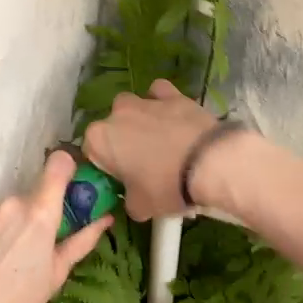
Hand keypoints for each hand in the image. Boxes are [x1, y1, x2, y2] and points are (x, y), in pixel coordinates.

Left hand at [0, 150, 110, 302]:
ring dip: (2, 226)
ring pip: (0, 210)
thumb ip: (81, 241)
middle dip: (28, 218)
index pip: (57, 166)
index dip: (64, 168)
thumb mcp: (55, 275)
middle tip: (22, 251)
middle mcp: (9, 203)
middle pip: (26, 199)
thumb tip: (105, 219)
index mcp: (39, 215)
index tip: (65, 180)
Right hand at [83, 80, 233, 219]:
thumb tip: (133, 200)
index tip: (120, 180)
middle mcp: (117, 114)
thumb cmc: (166, 186)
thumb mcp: (141, 207)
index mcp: (100, 139)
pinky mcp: (173, 95)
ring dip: (139, 121)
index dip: (104, 167)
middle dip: (121, 142)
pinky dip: (162, 103)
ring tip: (159, 142)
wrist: (210, 163)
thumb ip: (129, 202)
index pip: (91, 152)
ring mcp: (145, 101)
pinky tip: (172, 119)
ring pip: (133, 108)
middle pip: (112, 128)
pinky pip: (159, 95)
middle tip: (141, 165)